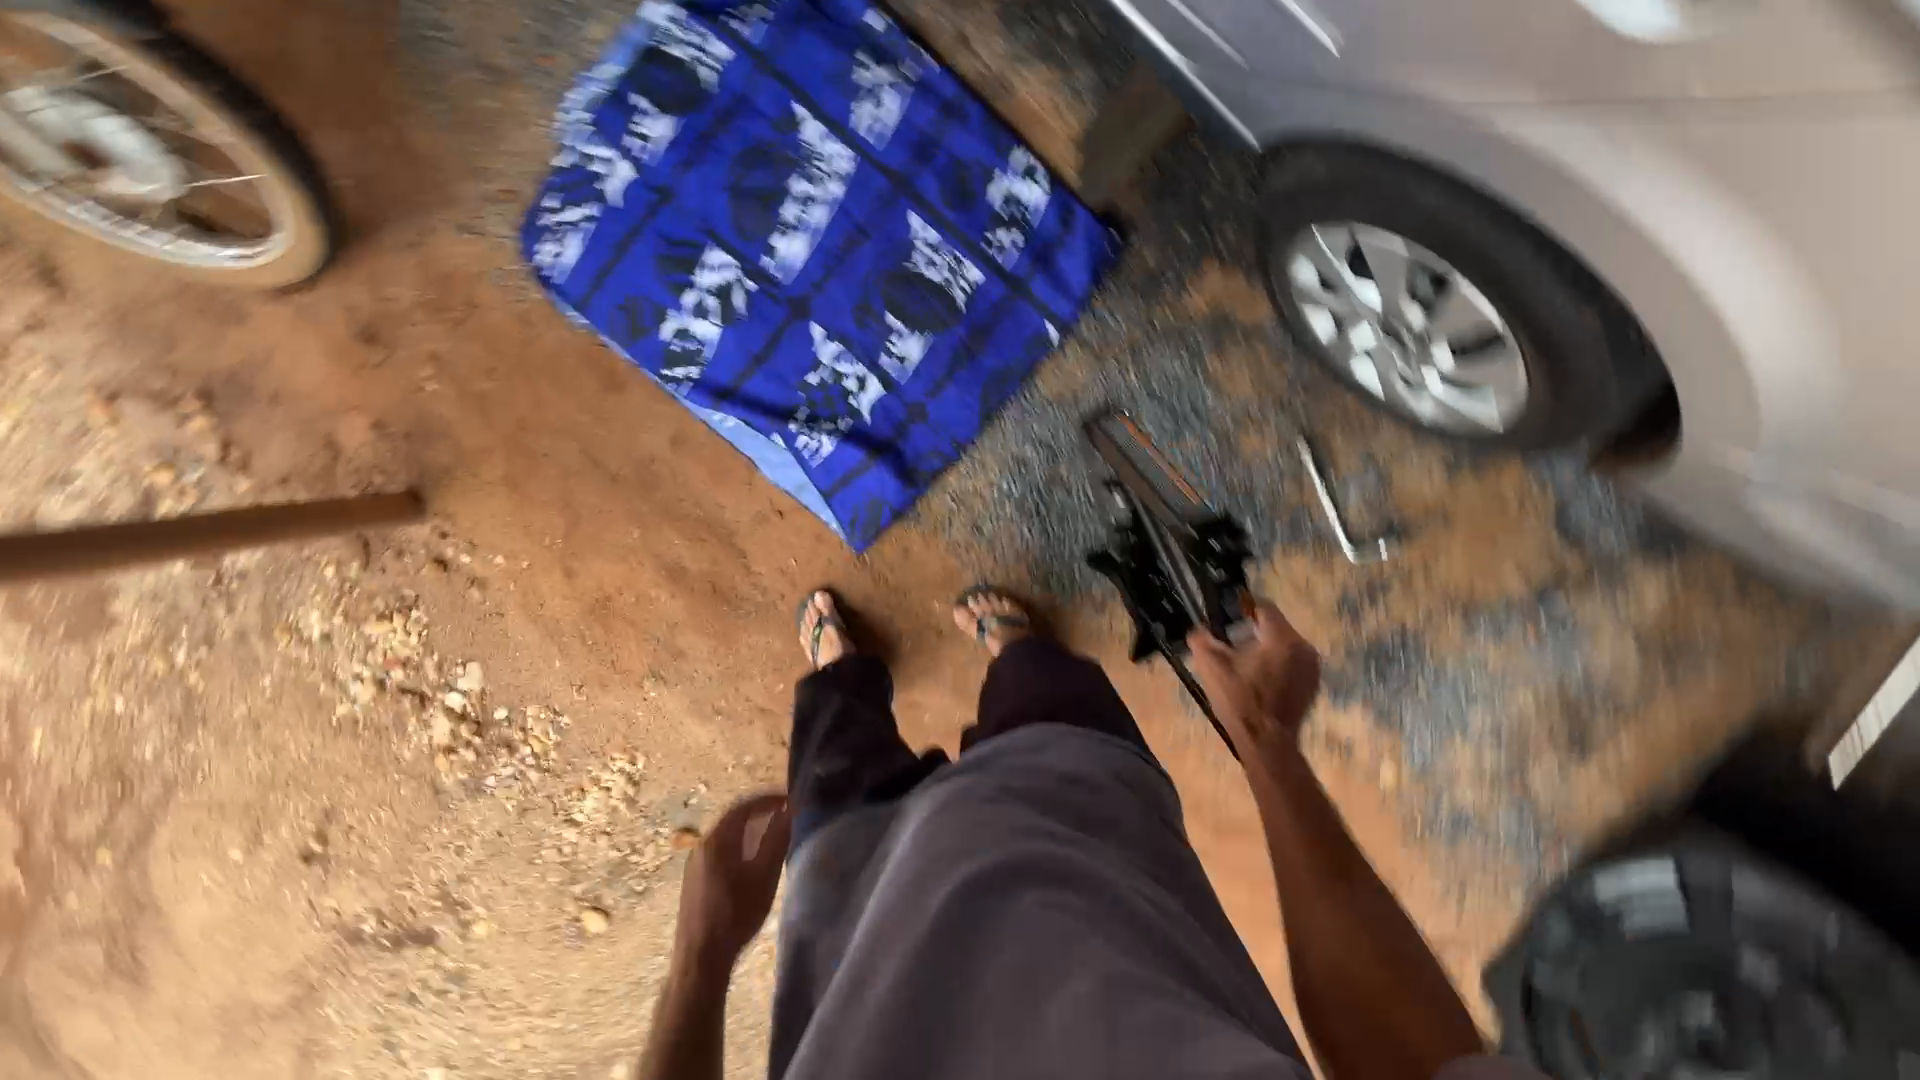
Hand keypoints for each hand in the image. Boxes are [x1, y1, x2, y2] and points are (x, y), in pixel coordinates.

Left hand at [674, 792, 792, 972]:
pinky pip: (719, 849)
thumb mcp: (764, 876)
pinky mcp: (694, 879)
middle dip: (760, 812)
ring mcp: (694, 863)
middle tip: (784, 813)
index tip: (790, 800)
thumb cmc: (737, 915)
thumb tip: (788, 810)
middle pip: (733, 818)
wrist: (701, 957)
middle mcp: (701, 845)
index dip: (769, 799)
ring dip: (749, 829)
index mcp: (716, 840)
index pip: (744, 806)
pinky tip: (752, 859)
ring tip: (773, 833)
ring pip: (725, 834)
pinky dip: (739, 843)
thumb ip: (776, 840)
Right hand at [1187, 598, 1322, 755]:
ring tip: (1245, 668)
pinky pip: (1293, 662)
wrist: (1267, 743)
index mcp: (1281, 638)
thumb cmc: (1240, 702)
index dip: (1243, 609)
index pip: (1264, 606)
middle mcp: (1303, 647)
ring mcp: (1312, 667)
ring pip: (1285, 644)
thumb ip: (1201, 639)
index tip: (1227, 620)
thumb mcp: (1211, 668)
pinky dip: (1277, 665)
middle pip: (1275, 626)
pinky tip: (1260, 683)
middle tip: (1232, 649)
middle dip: (1252, 632)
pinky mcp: (1313, 684)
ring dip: (1265, 649)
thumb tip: (1198, 630)